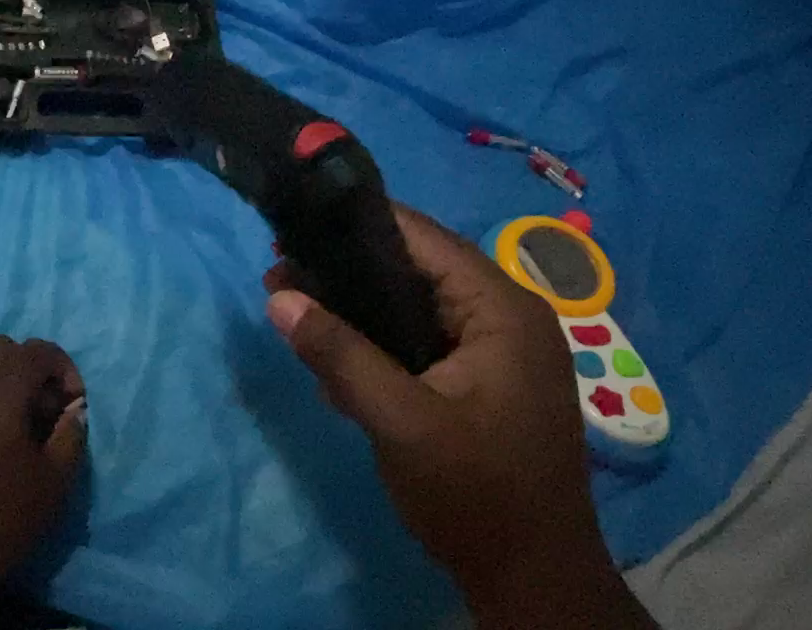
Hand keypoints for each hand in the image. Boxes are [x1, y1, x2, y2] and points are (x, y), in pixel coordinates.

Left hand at [0, 336, 87, 594]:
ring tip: (22, 429)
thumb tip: (74, 408)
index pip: (37, 350)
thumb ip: (70, 433)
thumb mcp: (54, 479)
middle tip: (46, 408)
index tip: (75, 402)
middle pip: (2, 348)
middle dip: (31, 367)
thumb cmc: (2, 516)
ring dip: (6, 384)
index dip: (64, 367)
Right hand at [266, 204, 655, 628]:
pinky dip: (380, 343)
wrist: (534, 584)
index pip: (422, 237)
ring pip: (413, 304)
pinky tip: (337, 366)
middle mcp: (506, 315)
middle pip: (414, 267)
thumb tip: (277, 297)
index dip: (355, 226)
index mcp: (502, 309)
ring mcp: (498, 348)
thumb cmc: (476, 495)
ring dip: (358, 311)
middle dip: (346, 274)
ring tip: (300, 320)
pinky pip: (422, 338)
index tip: (294, 231)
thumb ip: (339, 354)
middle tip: (281, 279)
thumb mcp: (399, 421)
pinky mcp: (484, 376)